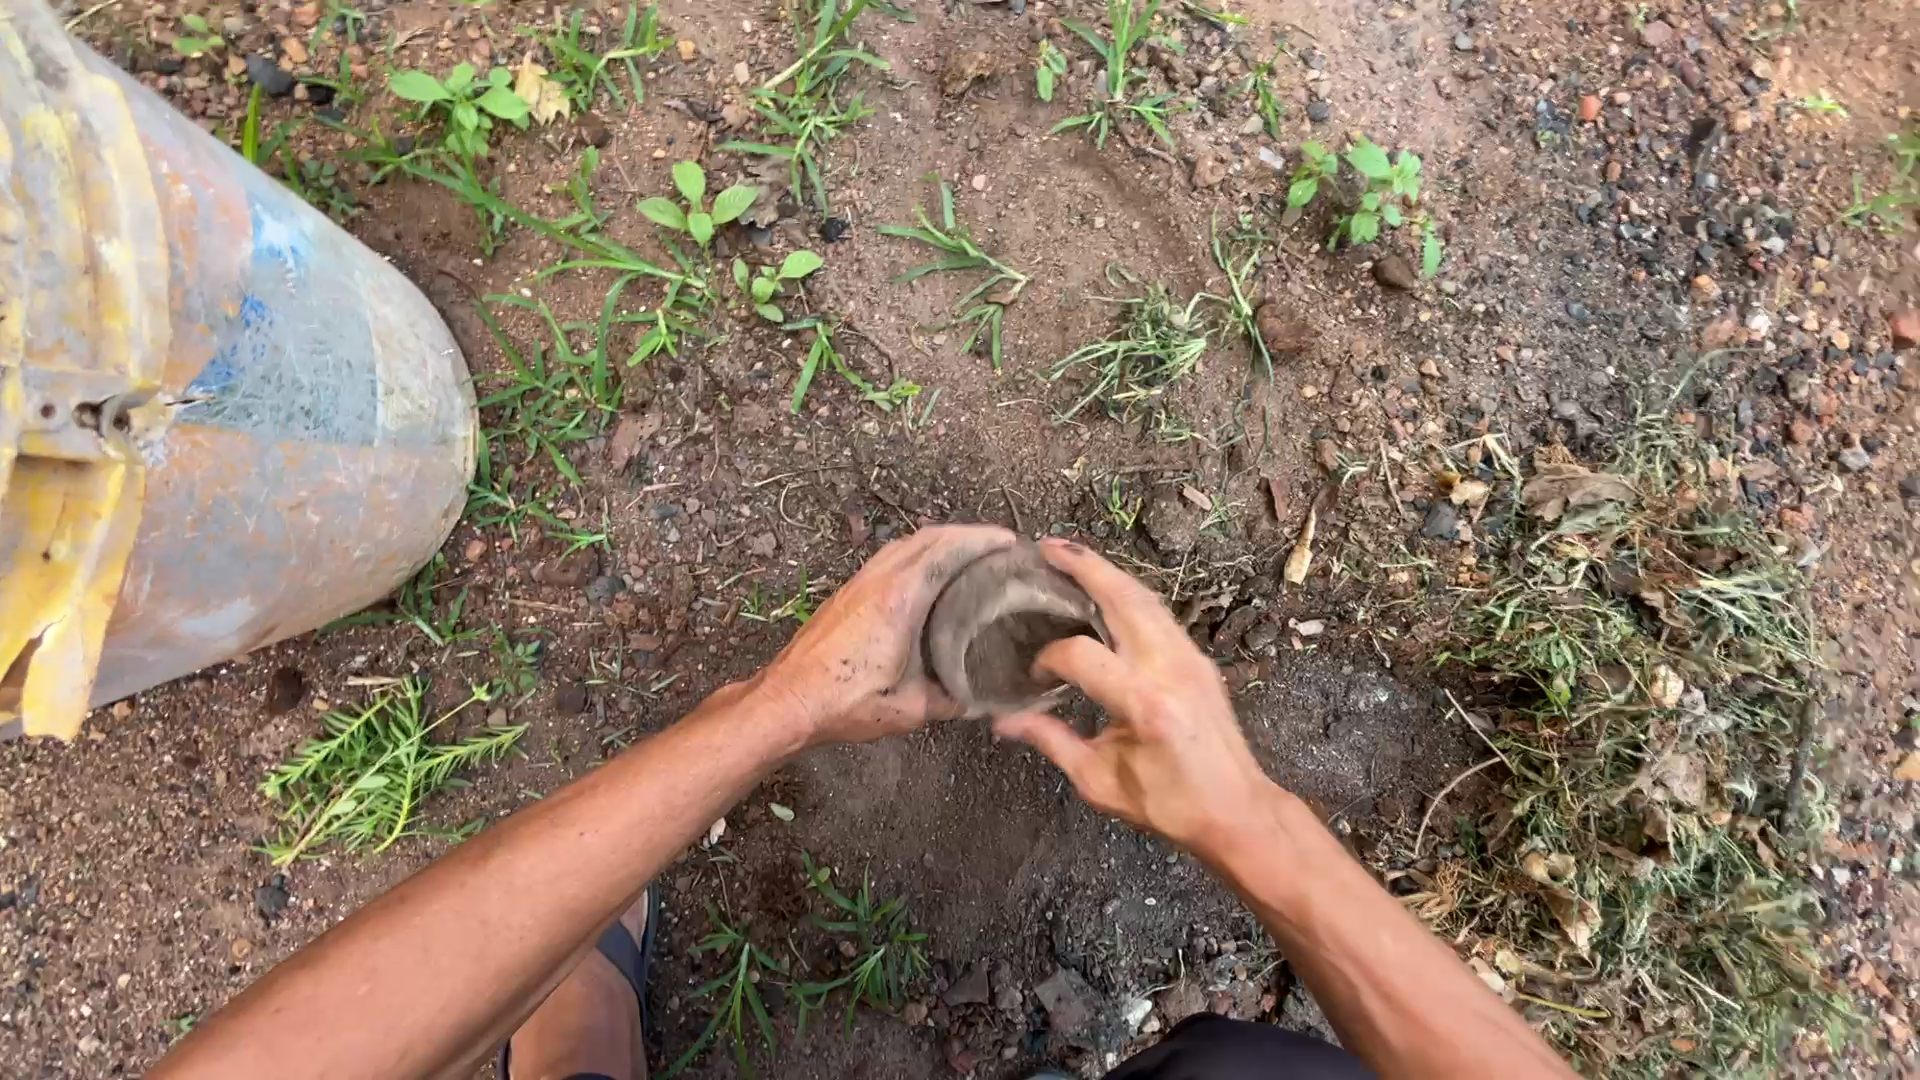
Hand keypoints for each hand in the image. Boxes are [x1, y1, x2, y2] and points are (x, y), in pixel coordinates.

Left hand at [759, 524, 1016, 744]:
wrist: (787, 700)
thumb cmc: (843, 702)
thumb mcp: (907, 710)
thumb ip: (947, 700)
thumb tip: (974, 699)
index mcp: (900, 600)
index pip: (947, 551)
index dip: (981, 540)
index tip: (1009, 541)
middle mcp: (879, 580)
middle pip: (928, 537)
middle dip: (967, 534)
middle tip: (997, 545)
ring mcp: (859, 582)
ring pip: (906, 543)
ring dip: (939, 540)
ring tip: (968, 554)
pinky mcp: (847, 591)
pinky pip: (889, 556)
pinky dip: (917, 552)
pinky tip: (927, 573)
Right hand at [992, 538, 1278, 859]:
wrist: (1239, 812)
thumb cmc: (1169, 805)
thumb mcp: (1100, 782)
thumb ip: (1052, 741)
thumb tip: (1002, 723)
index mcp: (1144, 703)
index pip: (1082, 655)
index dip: (1049, 659)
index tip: (1036, 678)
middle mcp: (1170, 667)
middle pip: (1123, 599)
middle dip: (1084, 567)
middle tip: (1047, 547)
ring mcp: (1190, 657)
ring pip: (1145, 597)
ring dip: (1107, 572)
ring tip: (1072, 555)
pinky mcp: (1198, 658)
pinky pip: (1159, 612)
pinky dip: (1128, 592)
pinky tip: (1107, 589)